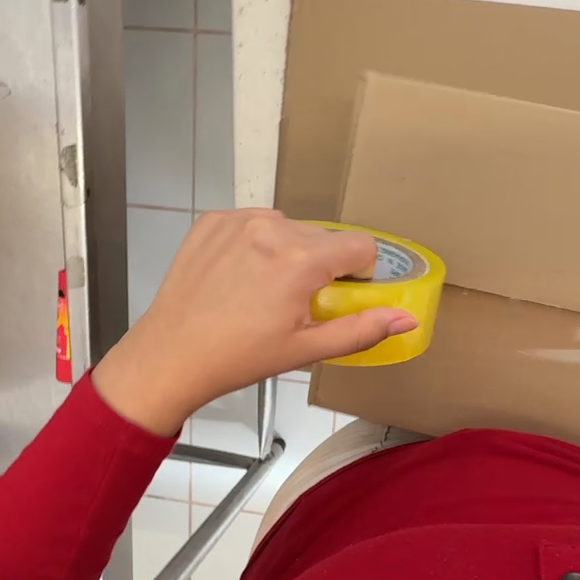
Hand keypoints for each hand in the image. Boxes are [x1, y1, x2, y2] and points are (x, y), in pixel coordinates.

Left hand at [92, 210, 416, 434]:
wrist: (172, 354)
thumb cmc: (238, 358)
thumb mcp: (306, 350)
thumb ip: (361, 330)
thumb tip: (407, 320)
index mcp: (301, 260)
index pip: (361, 245)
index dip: (360, 272)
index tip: (342, 295)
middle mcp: (272, 229)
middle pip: (325, 237)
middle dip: (323, 266)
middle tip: (298, 302)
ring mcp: (238, 221)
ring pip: (290, 227)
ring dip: (290, 252)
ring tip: (265, 291)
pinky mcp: (213, 221)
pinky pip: (254, 223)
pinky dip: (257, 244)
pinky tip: (241, 278)